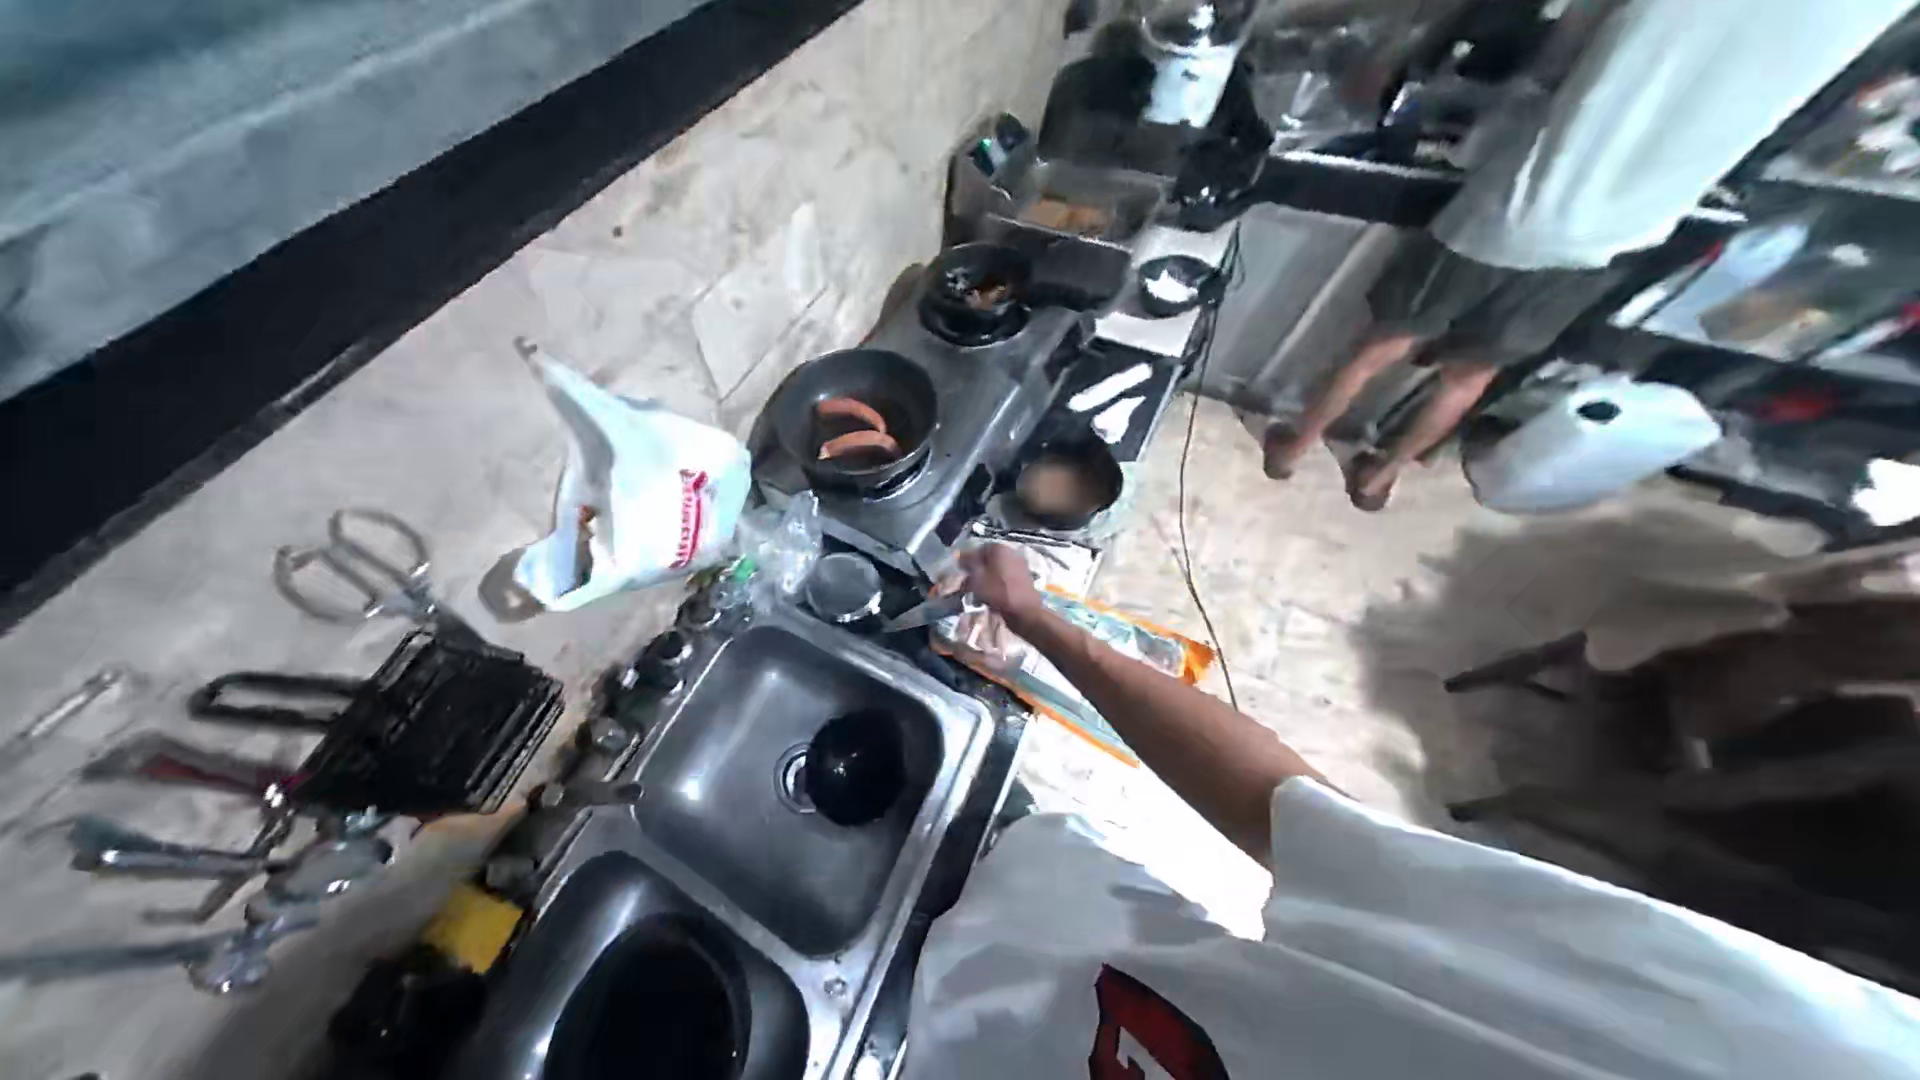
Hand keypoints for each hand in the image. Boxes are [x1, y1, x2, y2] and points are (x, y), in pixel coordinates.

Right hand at [957, 543, 1040, 619]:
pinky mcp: (1024, 578)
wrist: (1024, 611)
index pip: (978, 549)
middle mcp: (1011, 552)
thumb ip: (968, 563)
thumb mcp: (976, 576)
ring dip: (986, 579)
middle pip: (988, 560)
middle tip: (968, 585)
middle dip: (977, 571)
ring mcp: (1019, 565)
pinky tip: (991, 597)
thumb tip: (962, 555)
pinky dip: (997, 585)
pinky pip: (1005, 578)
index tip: (962, 574)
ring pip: (996, 570)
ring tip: (978, 593)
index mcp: (999, 548)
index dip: (968, 561)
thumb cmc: (997, 591)